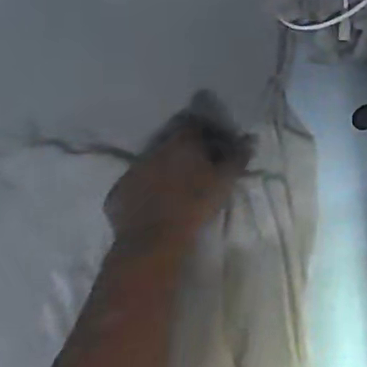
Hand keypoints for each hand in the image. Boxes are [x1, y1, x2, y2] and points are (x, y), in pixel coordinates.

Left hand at [105, 91, 253, 249]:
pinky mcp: (115, 195)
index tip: (215, 145)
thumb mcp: (225, 180)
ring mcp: (130, 172)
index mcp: (180, 143)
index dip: (205, 133)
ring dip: (162, 171)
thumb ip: (238, 156)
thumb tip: (250, 138)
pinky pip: (133, 187)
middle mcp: (152, 151)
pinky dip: (144, 191)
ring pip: (150, 165)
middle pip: (170, 144)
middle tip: (197, 168)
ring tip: (175, 189)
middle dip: (183, 152)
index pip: (194, 125)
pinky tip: (154, 205)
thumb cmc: (196, 204)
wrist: (154, 241)